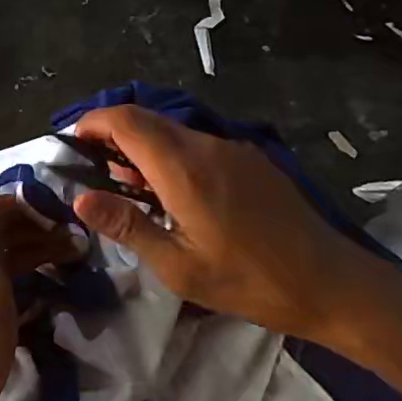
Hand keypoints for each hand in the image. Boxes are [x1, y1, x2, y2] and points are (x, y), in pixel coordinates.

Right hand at [71, 105, 401, 344]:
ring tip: (127, 185)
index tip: (72, 141)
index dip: (94, 122)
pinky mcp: (250, 159)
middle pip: (148, 119)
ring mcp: (232, 148)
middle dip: (113, 133)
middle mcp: (206, 145)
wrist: (329, 281)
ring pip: (173, 131)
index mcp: (183, 168)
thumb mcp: (179, 266)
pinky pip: (198, 144)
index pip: (127, 121)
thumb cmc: (248, 281)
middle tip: (92, 166)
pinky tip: (172, 191)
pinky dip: (172, 155)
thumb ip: (128, 226)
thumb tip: (81, 198)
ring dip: (144, 147)